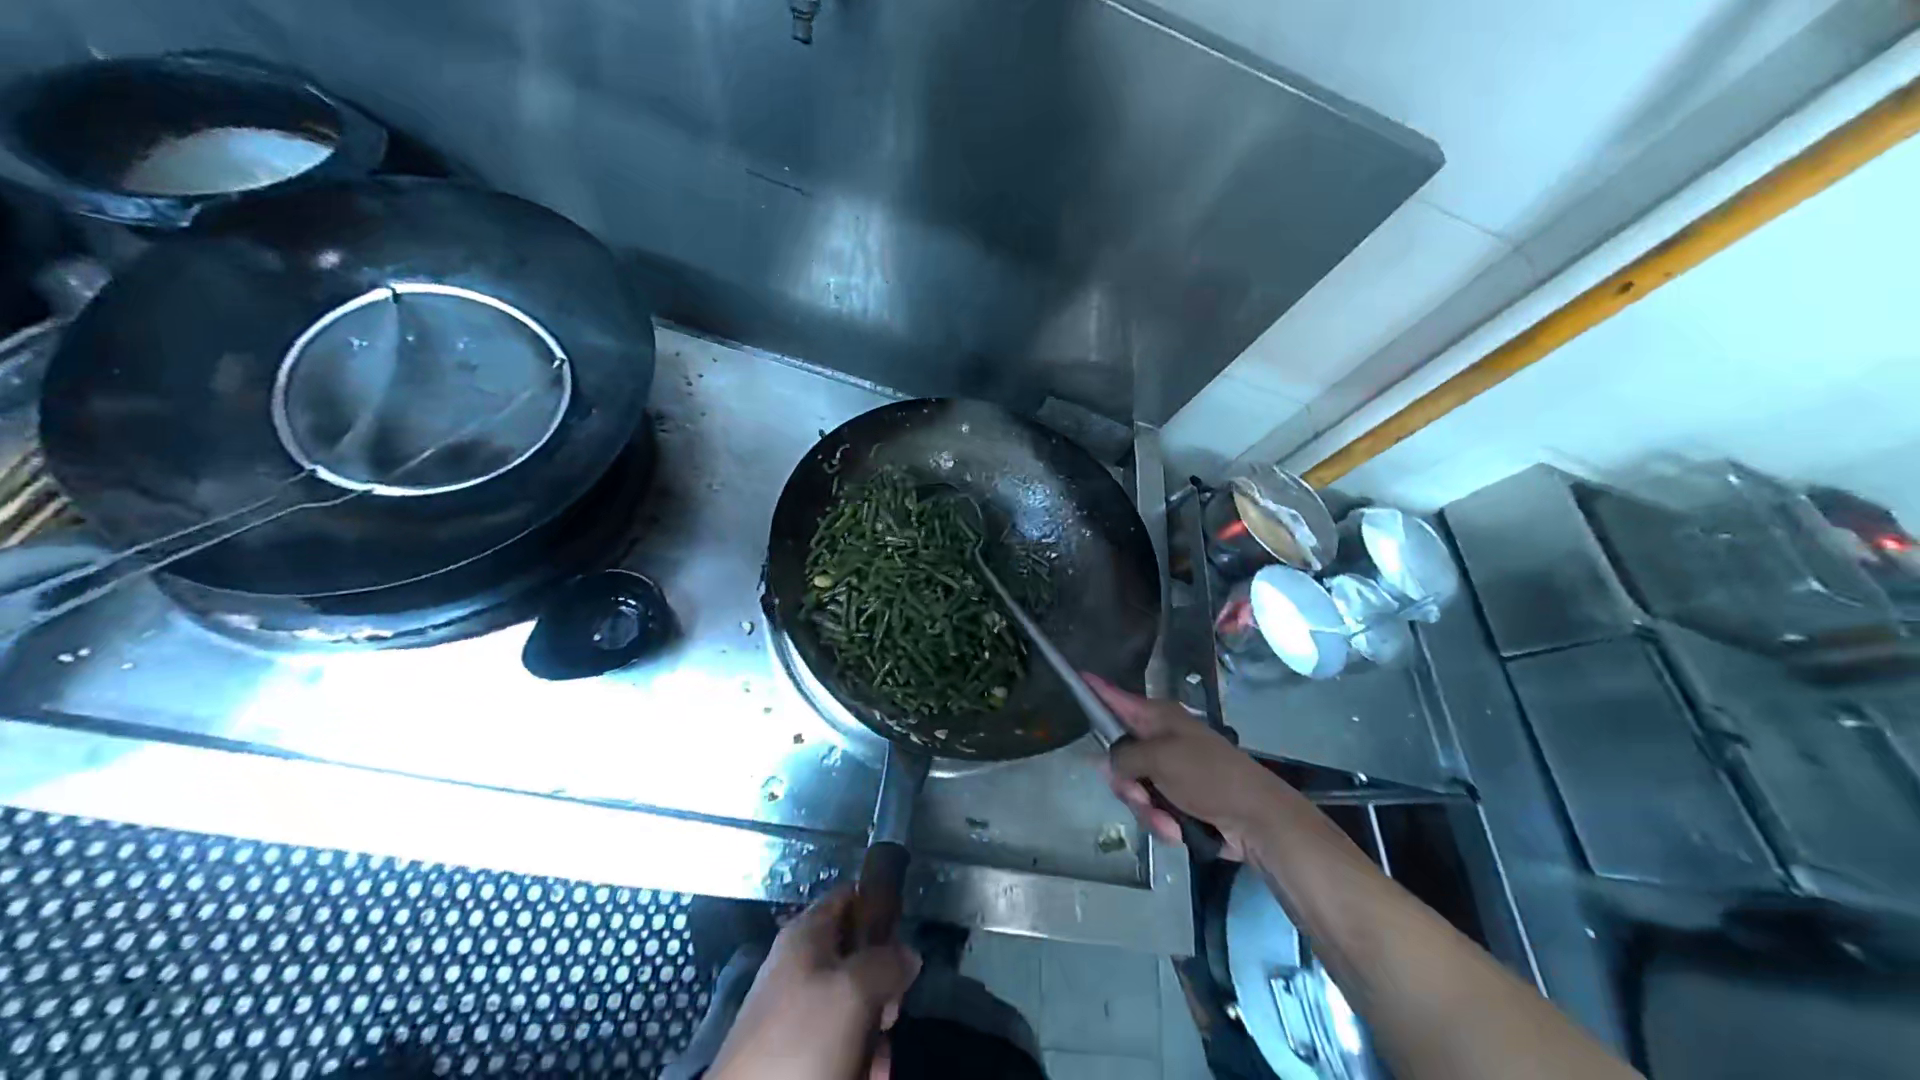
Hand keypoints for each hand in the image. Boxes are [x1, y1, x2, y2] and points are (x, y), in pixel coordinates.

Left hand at [709, 888, 921, 1079]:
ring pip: (855, 1007)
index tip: (904, 936)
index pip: (849, 897)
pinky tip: (870, 1079)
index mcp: (806, 935)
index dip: (879, 907)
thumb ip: (887, 962)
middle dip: (884, 985)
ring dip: (876, 1034)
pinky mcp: (799, 1056)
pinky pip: (842, 1046)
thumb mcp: (854, 990)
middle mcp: (801, 967)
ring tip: (879, 1064)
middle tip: (891, 1013)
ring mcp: (798, 1014)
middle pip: (858, 956)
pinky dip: (861, 1062)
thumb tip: (907, 954)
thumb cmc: (801, 1041)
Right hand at [1086, 674, 1289, 861]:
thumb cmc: (1210, 776)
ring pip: (1132, 788)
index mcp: (1158, 718)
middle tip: (1138, 793)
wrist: (1257, 819)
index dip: (1096, 689)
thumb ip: (1124, 756)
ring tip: (1168, 819)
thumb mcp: (1160, 759)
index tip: (1076, 674)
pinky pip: (1151, 809)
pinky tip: (1179, 829)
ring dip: (1146, 808)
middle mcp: (1161, 740)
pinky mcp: (1178, 799)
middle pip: (1118, 756)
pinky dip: (1162, 822)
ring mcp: (1169, 771)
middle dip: (1125, 782)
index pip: (1117, 698)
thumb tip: (1107, 763)